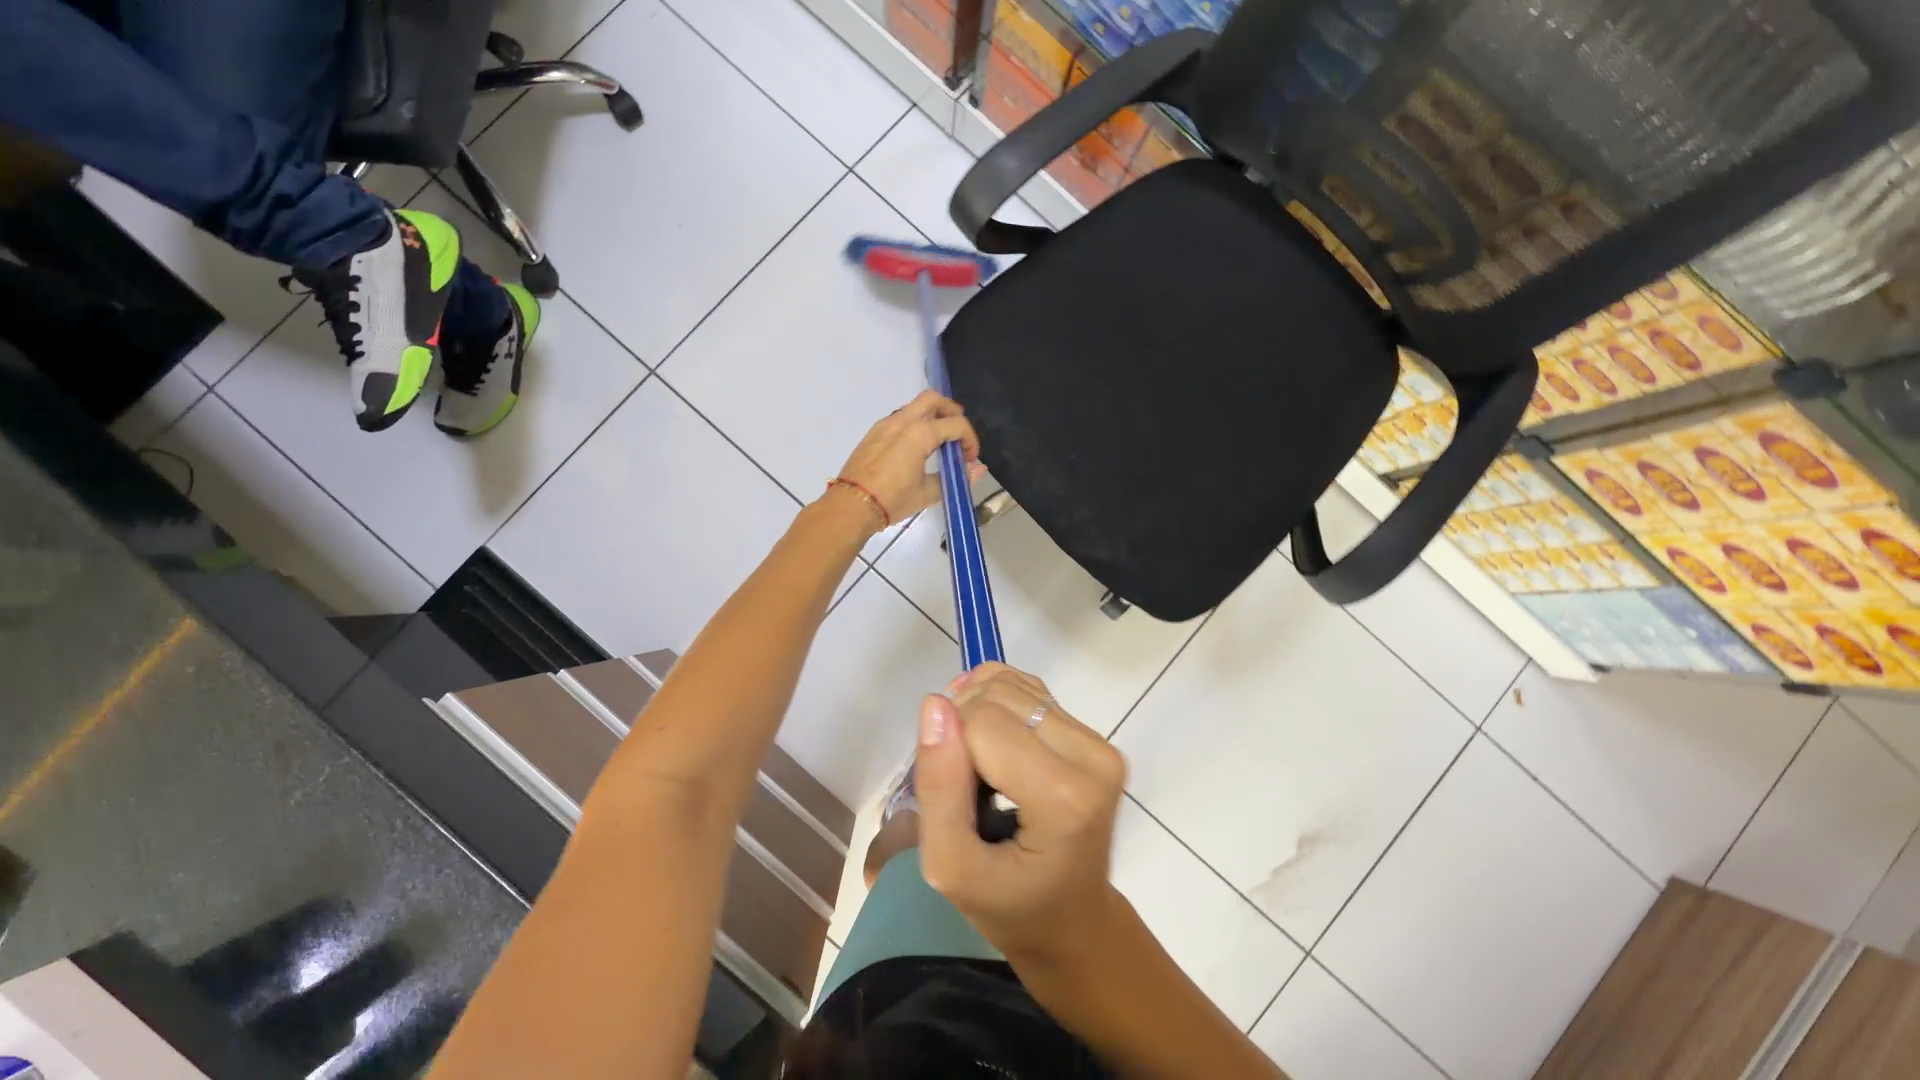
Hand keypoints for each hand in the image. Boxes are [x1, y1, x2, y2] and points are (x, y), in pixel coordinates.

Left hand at [833, 390, 984, 524]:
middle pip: (933, 399)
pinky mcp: (873, 433)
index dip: (970, 440)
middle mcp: (903, 421)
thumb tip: (978, 469)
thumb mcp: (928, 493)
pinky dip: (913, 425)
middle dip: (950, 412)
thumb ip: (956, 477)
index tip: (970, 459)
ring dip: (931, 417)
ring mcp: (885, 425)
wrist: (851, 506)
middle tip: (957, 435)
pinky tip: (915, 450)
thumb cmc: (892, 500)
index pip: (956, 425)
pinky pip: (899, 419)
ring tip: (937, 444)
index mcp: (920, 433)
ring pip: (914, 407)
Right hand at [913, 663, 1128, 963]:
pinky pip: (1028, 691)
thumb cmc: (1009, 907)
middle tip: (962, 787)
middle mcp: (1093, 757)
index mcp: (1064, 798)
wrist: (1072, 923)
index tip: (950, 800)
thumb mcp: (951, 867)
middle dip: (961, 729)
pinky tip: (991, 748)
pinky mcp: (1095, 735)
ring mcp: (1100, 743)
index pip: (982, 724)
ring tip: (977, 769)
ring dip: (977, 715)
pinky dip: (997, 708)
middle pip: (998, 697)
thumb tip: (934, 704)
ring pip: (1010, 687)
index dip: (947, 752)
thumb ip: (938, 787)